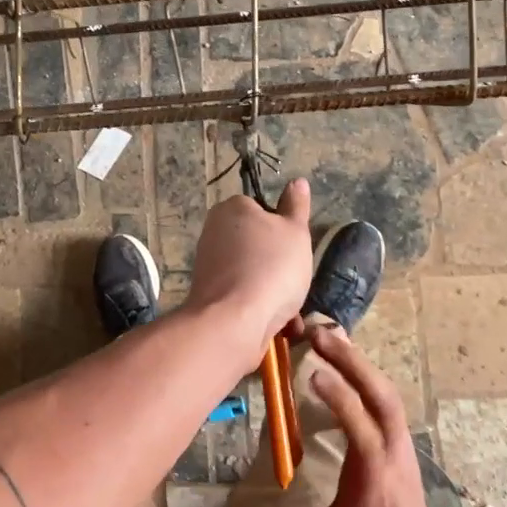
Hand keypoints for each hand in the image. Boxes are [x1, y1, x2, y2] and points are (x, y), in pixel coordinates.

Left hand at [184, 178, 312, 354]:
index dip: (282, 229)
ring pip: (253, 273)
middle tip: (294, 280)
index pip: (262, 209)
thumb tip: (297, 181)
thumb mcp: (295, 232)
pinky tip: (277, 324)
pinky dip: (259, 308)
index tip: (293, 249)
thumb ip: (296, 207)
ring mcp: (208, 263)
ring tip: (288, 310)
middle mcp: (214, 230)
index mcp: (232, 208)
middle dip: (279, 265)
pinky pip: (242, 296)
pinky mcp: (209, 294)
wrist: (233, 322)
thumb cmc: (270, 268)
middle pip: (257, 244)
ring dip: (273, 292)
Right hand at [309, 326, 427, 506]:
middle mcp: (398, 454)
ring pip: (388, 394)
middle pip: (384, 398)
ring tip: (328, 338)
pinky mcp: (403, 443)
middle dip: (352, 361)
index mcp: (377, 476)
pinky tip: (347, 365)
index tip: (311, 375)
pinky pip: (387, 401)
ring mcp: (405, 446)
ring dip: (358, 363)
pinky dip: (366, 377)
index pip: (364, 430)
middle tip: (318, 335)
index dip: (340, 400)